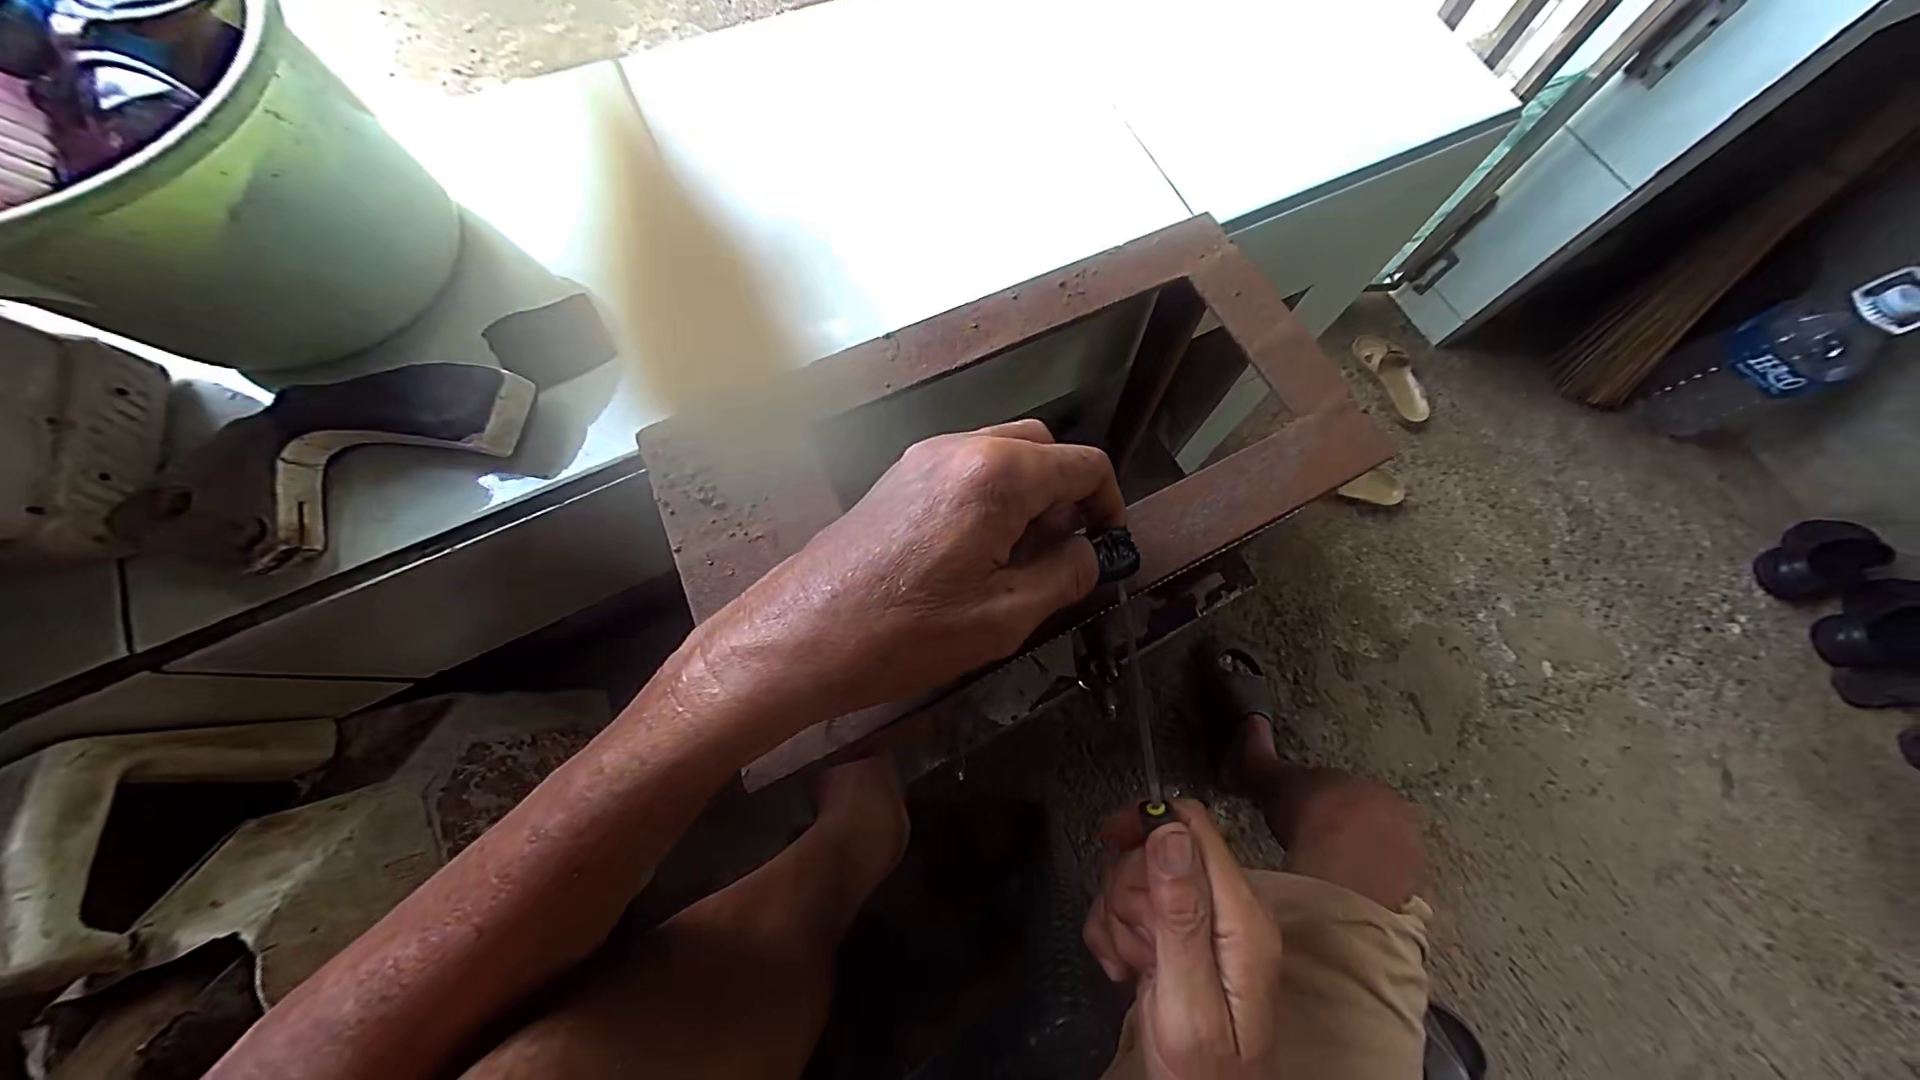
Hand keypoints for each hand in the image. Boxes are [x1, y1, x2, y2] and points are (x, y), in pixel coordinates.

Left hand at [694, 419, 1123, 722]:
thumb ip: (1064, 576)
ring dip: (1026, 496)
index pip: (1083, 464)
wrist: (799, 635)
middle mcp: (960, 448)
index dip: (1109, 504)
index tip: (1107, 545)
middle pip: (1041, 449)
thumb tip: (1088, 554)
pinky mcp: (897, 478)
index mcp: (996, 474)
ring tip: (1017, 558)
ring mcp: (921, 458)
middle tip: (1060, 552)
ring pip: (1001, 456)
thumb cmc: (904, 634)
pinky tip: (975, 551)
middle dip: (1065, 495)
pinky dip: (989, 498)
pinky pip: (964, 471)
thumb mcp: (1004, 617)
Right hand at [1083, 801, 1284, 1078]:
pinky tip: (1125, 962)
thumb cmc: (1202, 1072)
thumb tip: (1170, 832)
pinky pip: (1130, 903)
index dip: (1149, 822)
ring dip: (1119, 912)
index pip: (1195, 826)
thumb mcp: (1187, 999)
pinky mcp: (1179, 931)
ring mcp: (1203, 919)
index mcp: (1242, 916)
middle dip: (1129, 885)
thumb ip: (1181, 914)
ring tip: (1132, 958)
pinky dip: (1114, 929)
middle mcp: (1228, 908)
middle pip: (1158, 849)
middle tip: (1134, 936)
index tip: (1112, 838)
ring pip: (1138, 873)